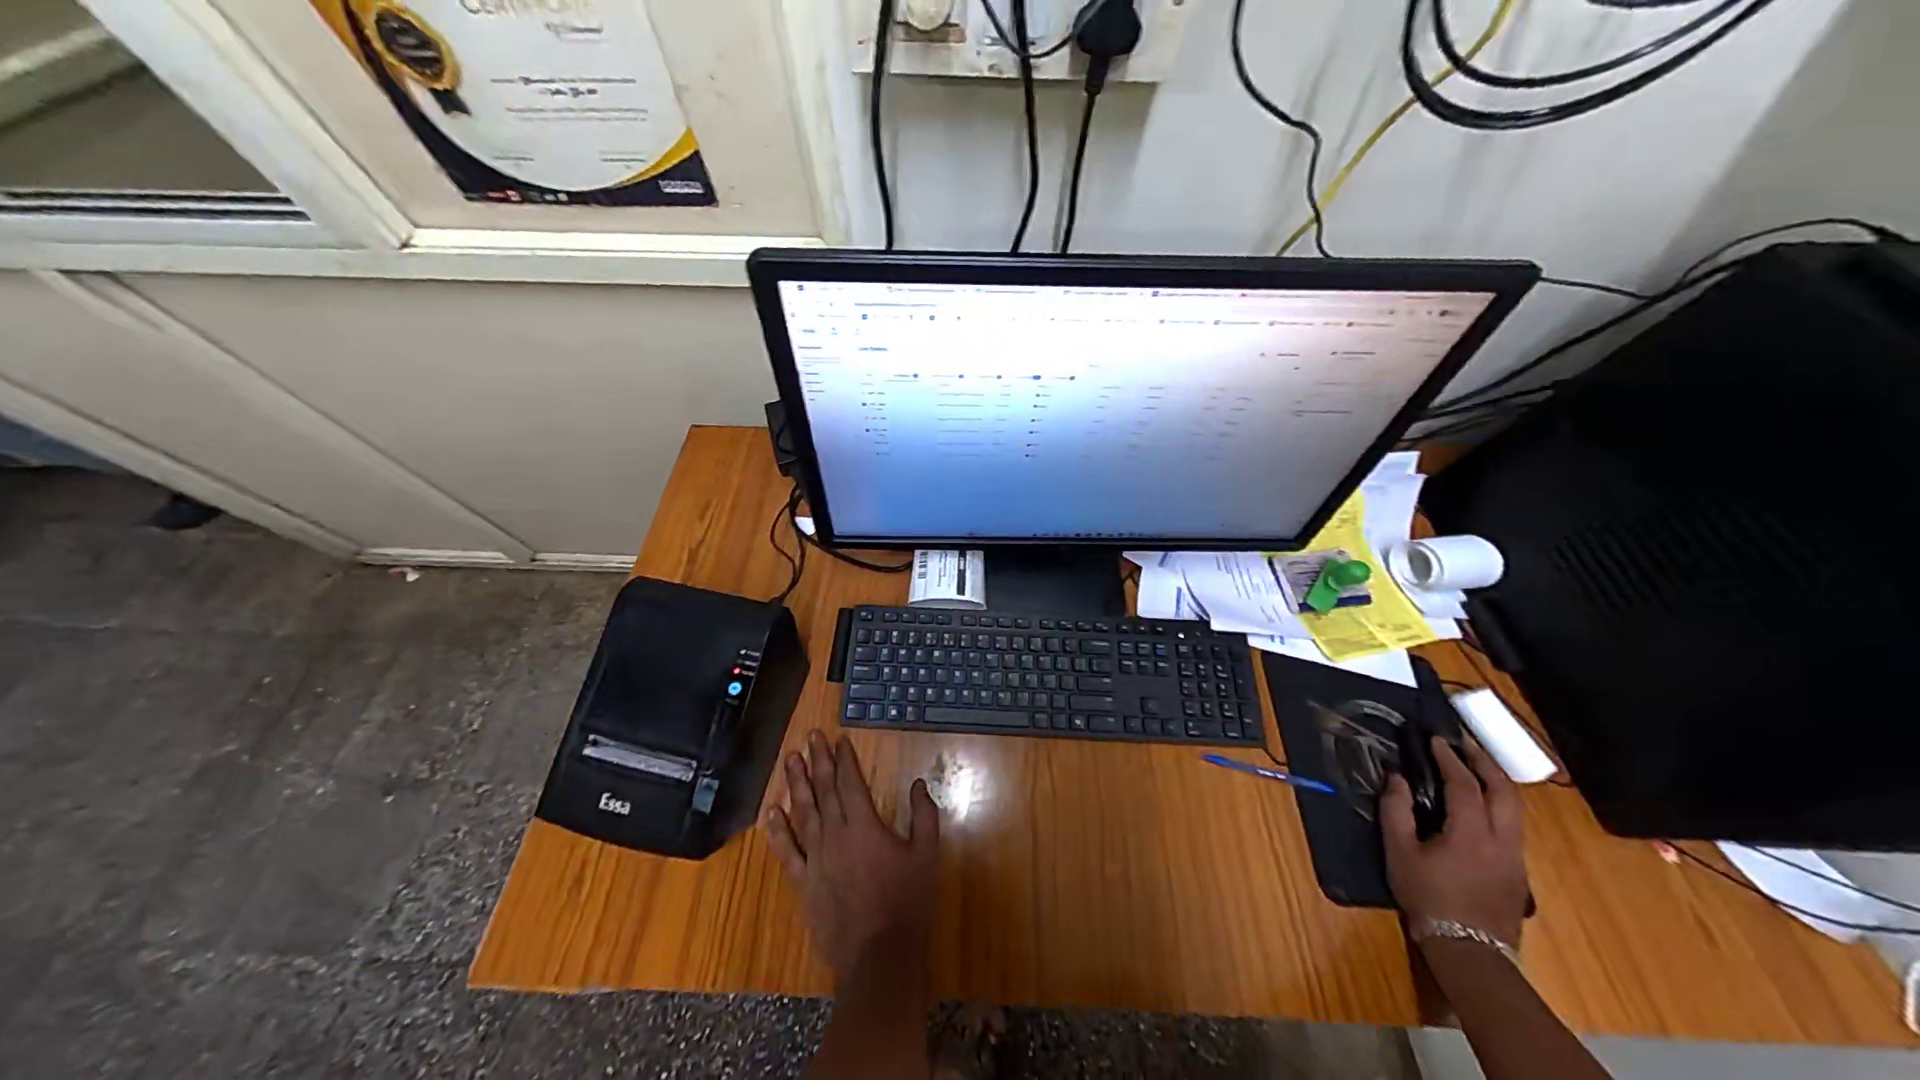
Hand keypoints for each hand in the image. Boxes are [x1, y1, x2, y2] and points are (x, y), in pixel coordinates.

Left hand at [763, 731, 939, 979]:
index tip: (839, 740)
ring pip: (802, 812)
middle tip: (810, 737)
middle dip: (818, 761)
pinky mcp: (803, 881)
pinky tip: (770, 812)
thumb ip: (924, 816)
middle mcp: (835, 834)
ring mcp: (815, 858)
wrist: (878, 952)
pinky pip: (787, 851)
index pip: (851, 783)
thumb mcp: (927, 855)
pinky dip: (778, 830)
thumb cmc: (906, 901)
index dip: (845, 759)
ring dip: (795, 784)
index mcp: (864, 825)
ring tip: (790, 760)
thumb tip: (919, 785)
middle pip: (824, 790)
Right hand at [1381, 736, 1528, 947]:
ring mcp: (1516, 856)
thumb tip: (1396, 777)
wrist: (1469, 950)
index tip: (1435, 740)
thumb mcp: (1399, 853)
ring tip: (1475, 766)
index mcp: (1471, 832)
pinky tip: (1482, 804)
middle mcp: (1502, 839)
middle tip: (1464, 744)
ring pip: (1515, 808)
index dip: (1450, 758)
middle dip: (1484, 762)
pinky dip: (1499, 803)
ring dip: (1496, 782)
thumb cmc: (1428, 898)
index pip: (1464, 784)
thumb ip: (1396, 811)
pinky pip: (1513, 825)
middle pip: (1504, 791)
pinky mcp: (1519, 871)